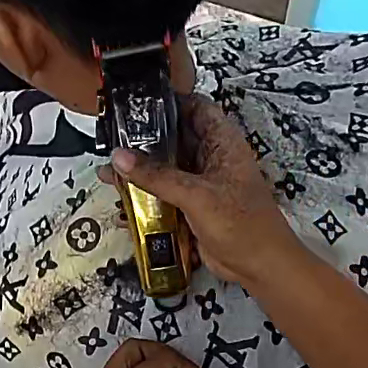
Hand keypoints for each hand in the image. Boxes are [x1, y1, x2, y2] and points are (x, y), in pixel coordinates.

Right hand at [98, 93, 306, 285]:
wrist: (260, 267)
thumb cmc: (242, 225)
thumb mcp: (197, 195)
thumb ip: (157, 176)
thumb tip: (120, 157)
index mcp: (222, 143)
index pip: (196, 107)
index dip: (169, 101)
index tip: (136, 103)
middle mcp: (211, 158)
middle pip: (175, 138)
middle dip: (145, 140)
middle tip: (111, 139)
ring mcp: (201, 184)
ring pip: (166, 169)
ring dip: (140, 172)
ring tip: (107, 173)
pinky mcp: (193, 207)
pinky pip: (165, 196)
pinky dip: (146, 198)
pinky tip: (122, 204)